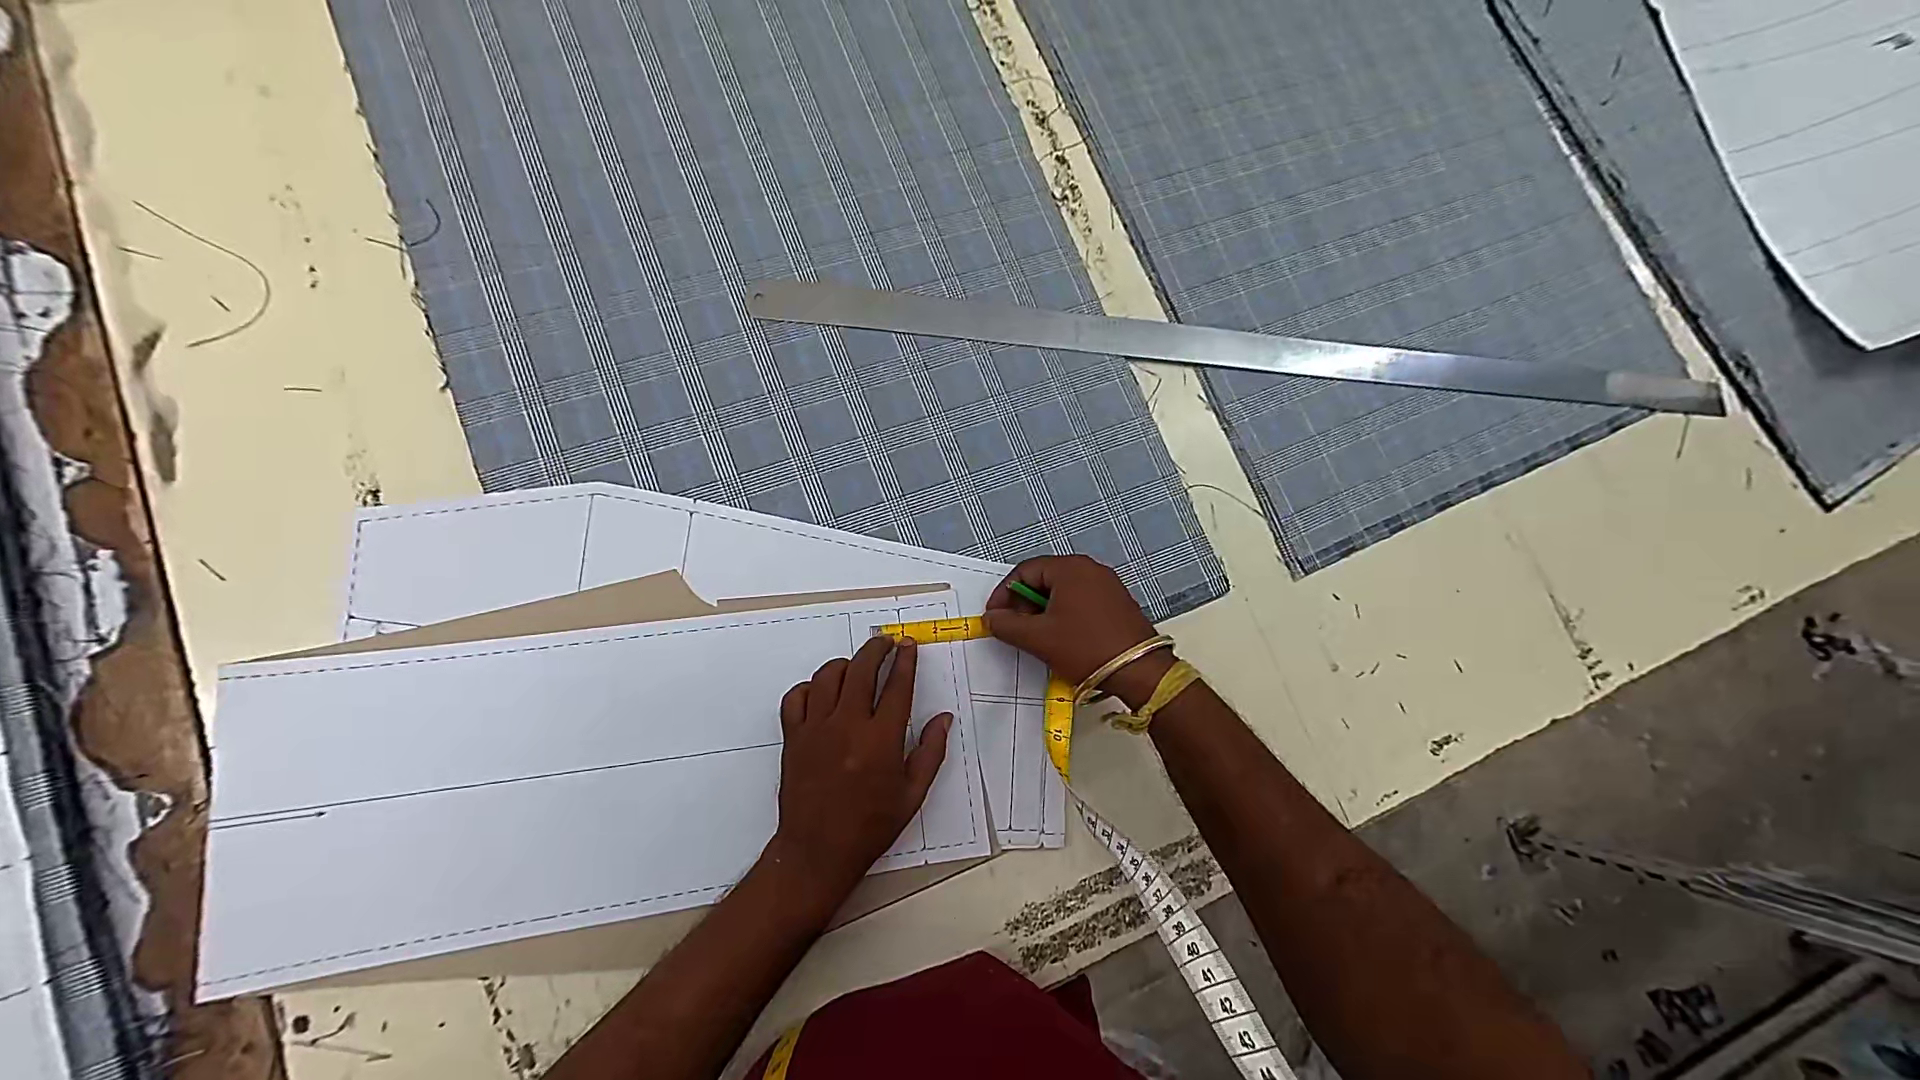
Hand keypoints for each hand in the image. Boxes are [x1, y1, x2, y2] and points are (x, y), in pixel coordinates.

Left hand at [767, 636, 951, 894]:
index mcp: (881, 741)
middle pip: (862, 670)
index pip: (897, 686)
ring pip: (827, 677)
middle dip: (877, 649)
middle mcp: (847, 727)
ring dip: (845, 664)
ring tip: (856, 665)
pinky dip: (808, 688)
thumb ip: (931, 752)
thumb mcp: (912, 795)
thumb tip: (943, 719)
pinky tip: (821, 693)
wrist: (817, 852)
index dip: (905, 661)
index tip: (909, 646)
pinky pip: (796, 698)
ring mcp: (816, 730)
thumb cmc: (869, 827)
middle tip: (886, 643)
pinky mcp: (793, 738)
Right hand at [984, 555, 1171, 707]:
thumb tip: (992, 618)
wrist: (1140, 672)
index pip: (1025, 571)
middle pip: (1044, 579)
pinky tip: (1060, 639)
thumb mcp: (1038, 638)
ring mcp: (1107, 585)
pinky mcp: (1117, 603)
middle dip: (1023, 604)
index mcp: (1070, 568)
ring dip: (1042, 612)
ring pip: (1062, 592)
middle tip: (1013, 629)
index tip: (995, 616)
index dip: (1004, 594)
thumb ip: (1007, 625)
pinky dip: (1064, 615)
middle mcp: (1091, 569)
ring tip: (1035, 638)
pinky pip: (1081, 601)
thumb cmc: (1087, 648)